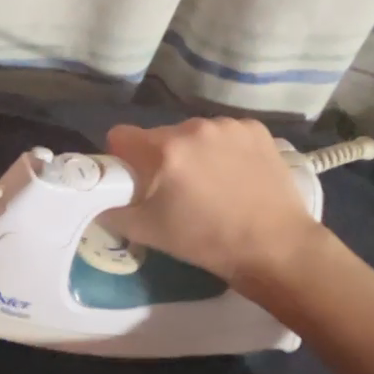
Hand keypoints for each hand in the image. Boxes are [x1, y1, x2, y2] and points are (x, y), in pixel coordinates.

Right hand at [100, 119, 323, 287]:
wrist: (276, 247)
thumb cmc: (205, 241)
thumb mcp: (147, 232)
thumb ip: (112, 211)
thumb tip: (97, 202)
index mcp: (164, 149)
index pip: (120, 136)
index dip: (120, 158)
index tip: (132, 180)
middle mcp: (194, 127)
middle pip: (159, 136)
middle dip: (159, 158)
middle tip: (174, 190)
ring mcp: (229, 126)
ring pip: (192, 134)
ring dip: (192, 152)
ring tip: (209, 184)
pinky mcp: (257, 130)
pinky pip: (224, 134)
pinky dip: (222, 150)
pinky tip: (234, 175)